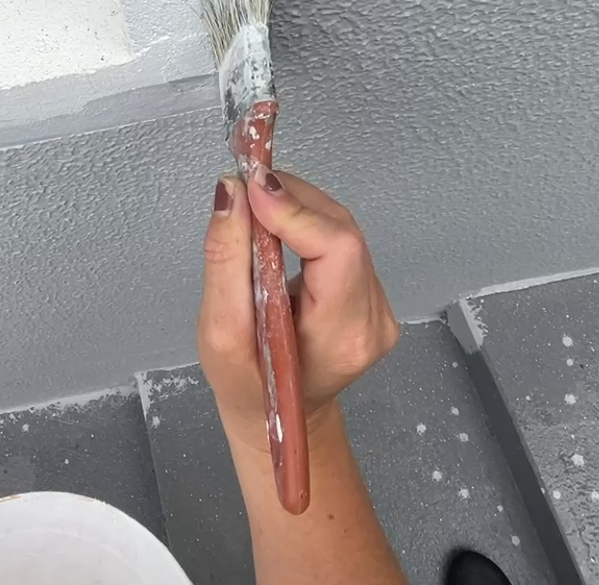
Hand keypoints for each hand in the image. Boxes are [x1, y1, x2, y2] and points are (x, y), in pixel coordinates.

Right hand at [197, 167, 399, 448]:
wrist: (278, 413)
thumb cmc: (247, 384)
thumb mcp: (220, 333)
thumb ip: (226, 261)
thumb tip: (231, 193)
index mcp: (343, 337)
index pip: (337, 249)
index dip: (295, 211)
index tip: (251, 187)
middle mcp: (373, 318)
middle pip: (341, 230)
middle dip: (290, 199)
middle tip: (244, 185)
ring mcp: (378, 304)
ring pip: (341, 227)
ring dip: (295, 204)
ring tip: (253, 200)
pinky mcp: (369, 290)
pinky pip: (339, 236)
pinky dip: (304, 219)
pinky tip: (274, 219)